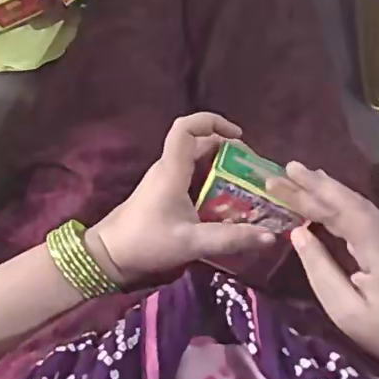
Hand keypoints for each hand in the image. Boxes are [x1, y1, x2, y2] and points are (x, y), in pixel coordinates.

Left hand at [89, 113, 276, 282]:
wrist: (109, 257)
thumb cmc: (146, 242)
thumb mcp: (191, 242)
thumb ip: (231, 238)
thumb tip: (269, 236)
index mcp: (172, 170)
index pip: (186, 128)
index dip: (212, 122)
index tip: (239, 137)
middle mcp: (168, 169)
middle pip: (199, 144)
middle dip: (228, 151)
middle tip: (252, 171)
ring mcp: (165, 182)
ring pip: (197, 162)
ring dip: (221, 169)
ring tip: (246, 187)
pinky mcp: (164, 195)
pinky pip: (192, 179)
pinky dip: (211, 184)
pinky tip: (227, 204)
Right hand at [268, 161, 378, 375]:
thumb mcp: (345, 310)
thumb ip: (319, 269)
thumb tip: (297, 234)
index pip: (339, 211)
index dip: (307, 195)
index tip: (277, 182)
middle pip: (349, 201)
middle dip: (315, 184)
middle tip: (284, 169)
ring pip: (357, 204)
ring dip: (327, 189)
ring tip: (299, 175)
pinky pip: (363, 214)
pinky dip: (339, 201)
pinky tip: (325, 196)